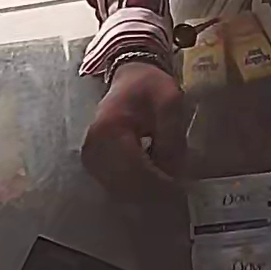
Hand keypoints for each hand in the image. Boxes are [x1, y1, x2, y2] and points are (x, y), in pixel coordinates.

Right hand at [81, 61, 184, 190]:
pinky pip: (114, 185)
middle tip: (177, 189)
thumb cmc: (150, 87)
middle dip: (152, 191)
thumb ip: (172, 138)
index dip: (158, 183)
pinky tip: (151, 177)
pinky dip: (134, 186)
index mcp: (110, 129)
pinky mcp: (93, 162)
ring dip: (143, 191)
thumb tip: (172, 175)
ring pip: (119, 189)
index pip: (134, 169)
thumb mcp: (170, 103)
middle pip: (124, 185)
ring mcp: (90, 156)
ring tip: (166, 182)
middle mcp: (93, 146)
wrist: (130, 78)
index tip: (180, 188)